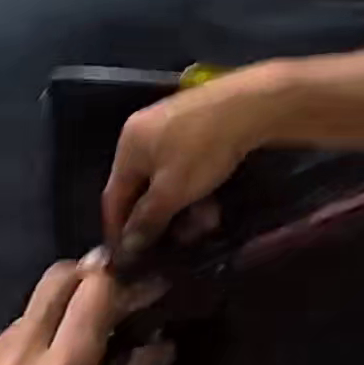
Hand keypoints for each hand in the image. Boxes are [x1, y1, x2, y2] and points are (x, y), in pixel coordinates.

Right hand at [102, 65, 288, 255]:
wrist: (250, 104)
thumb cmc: (203, 149)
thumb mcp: (172, 191)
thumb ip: (146, 220)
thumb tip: (127, 246)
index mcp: (129, 144)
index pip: (113, 197)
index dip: (118, 230)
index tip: (128, 259)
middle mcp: (147, 130)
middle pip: (146, 186)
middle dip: (165, 217)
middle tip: (183, 239)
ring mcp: (177, 123)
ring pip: (173, 177)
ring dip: (188, 204)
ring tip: (209, 221)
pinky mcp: (203, 122)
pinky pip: (191, 163)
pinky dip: (199, 184)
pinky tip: (215, 200)